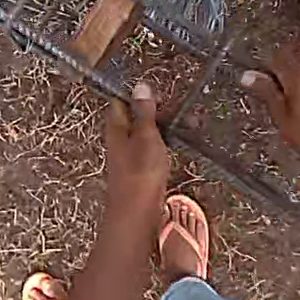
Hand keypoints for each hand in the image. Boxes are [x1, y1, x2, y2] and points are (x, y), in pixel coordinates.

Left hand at [104, 82, 168, 214]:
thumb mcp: (146, 136)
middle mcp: (118, 142)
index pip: (120, 103)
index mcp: (116, 129)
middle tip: (175, 108)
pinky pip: (149, 152)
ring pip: (142, 136)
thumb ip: (144, 113)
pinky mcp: (138, 173)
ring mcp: (127, 158)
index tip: (157, 91)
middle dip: (152, 112)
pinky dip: (161, 146)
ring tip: (184, 124)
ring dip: (160, 129)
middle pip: (132, 120)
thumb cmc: (140, 172)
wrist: (137, 213)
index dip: (136, 95)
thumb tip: (140, 86)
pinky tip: (174, 148)